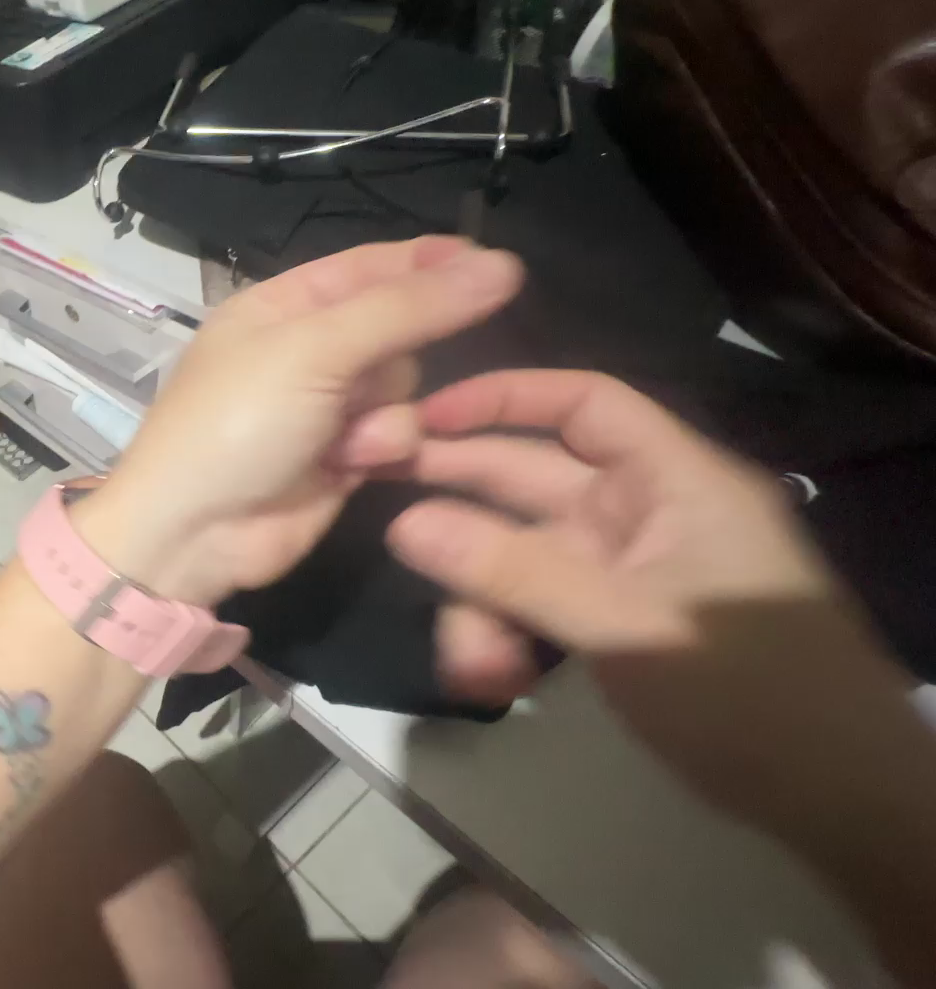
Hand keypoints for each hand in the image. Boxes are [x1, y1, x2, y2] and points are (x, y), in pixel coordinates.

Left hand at [73, 236, 522, 606]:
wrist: (197, 531)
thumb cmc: (237, 425)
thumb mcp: (310, 351)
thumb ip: (403, 309)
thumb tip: (500, 263)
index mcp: (276, 309)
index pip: (365, 268)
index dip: (425, 262)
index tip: (494, 263)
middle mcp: (301, 351)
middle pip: (395, 327)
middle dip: (393, 353)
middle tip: (359, 381)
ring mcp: (322, 406)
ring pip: (403, 384)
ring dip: (383, 411)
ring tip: (340, 437)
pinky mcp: (343, 456)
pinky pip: (397, 433)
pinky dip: (381, 446)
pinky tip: (349, 465)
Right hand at [385, 369, 923, 828]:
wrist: (836, 808)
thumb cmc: (753, 695)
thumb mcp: (623, 627)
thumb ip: (509, 572)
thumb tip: (398, 525)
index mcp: (671, 483)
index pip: (583, 405)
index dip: (501, 398)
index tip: (421, 418)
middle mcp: (636, 511)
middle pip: (522, 476)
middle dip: (451, 495)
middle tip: (368, 489)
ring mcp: (611, 565)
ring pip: (507, 552)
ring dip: (473, 600)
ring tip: (471, 664)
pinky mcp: (594, 612)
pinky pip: (519, 601)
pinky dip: (495, 634)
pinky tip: (492, 679)